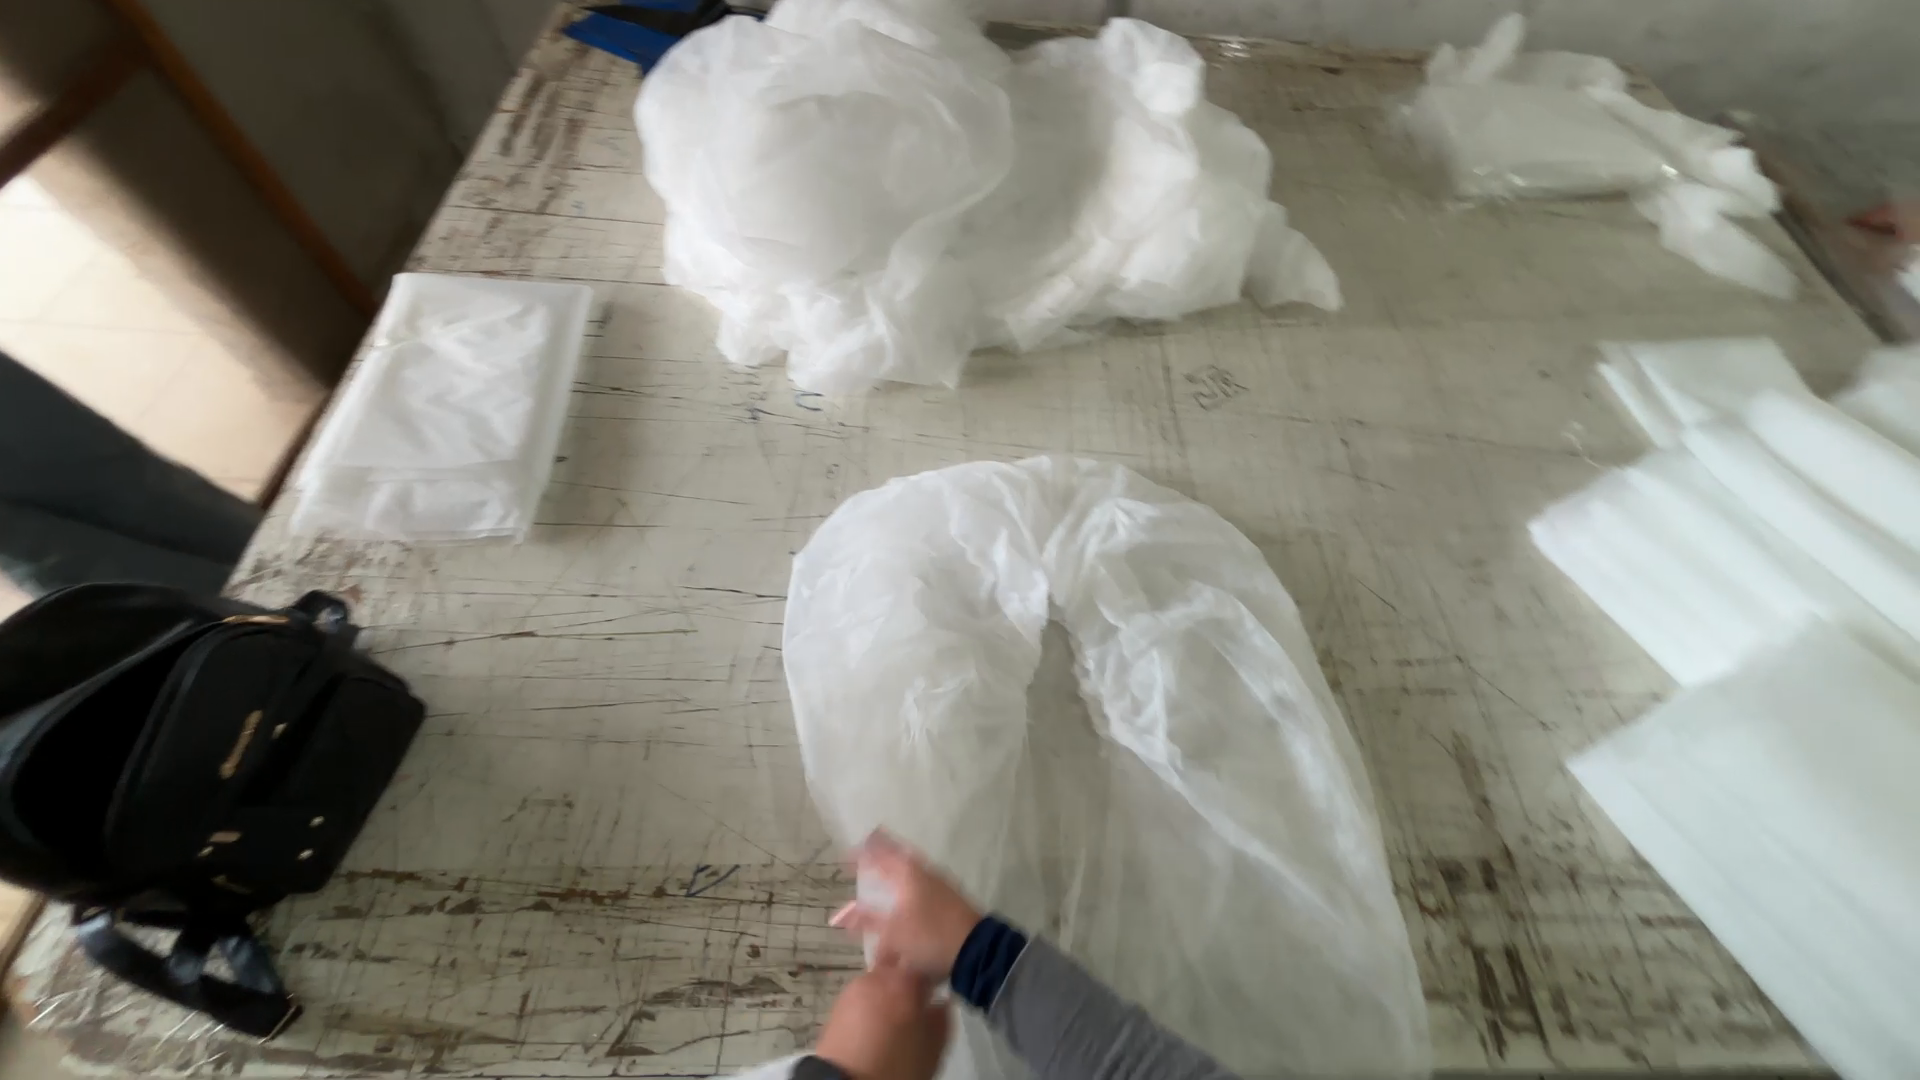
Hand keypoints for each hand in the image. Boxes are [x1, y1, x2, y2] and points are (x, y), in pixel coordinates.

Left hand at [814, 966, 950, 1079]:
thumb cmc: (897, 1064)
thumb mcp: (932, 1047)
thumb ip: (941, 1019)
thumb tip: (941, 1003)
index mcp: (906, 979)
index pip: (924, 963)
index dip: (930, 977)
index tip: (934, 993)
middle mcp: (879, 975)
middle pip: (897, 969)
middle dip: (905, 983)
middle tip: (912, 1008)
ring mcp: (855, 987)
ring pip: (877, 982)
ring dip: (885, 995)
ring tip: (890, 1022)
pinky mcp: (837, 1004)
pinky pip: (860, 998)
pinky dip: (867, 1007)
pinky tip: (871, 1028)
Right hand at [829, 830, 981, 977]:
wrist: (974, 948)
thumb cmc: (930, 936)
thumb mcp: (893, 933)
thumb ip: (868, 921)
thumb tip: (841, 916)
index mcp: (909, 874)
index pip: (883, 854)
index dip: (866, 851)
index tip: (850, 851)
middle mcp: (925, 872)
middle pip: (900, 856)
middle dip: (884, 853)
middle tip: (870, 849)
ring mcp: (940, 883)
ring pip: (913, 869)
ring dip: (898, 867)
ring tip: (887, 869)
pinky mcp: (950, 898)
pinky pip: (923, 882)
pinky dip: (910, 883)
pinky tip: (908, 894)